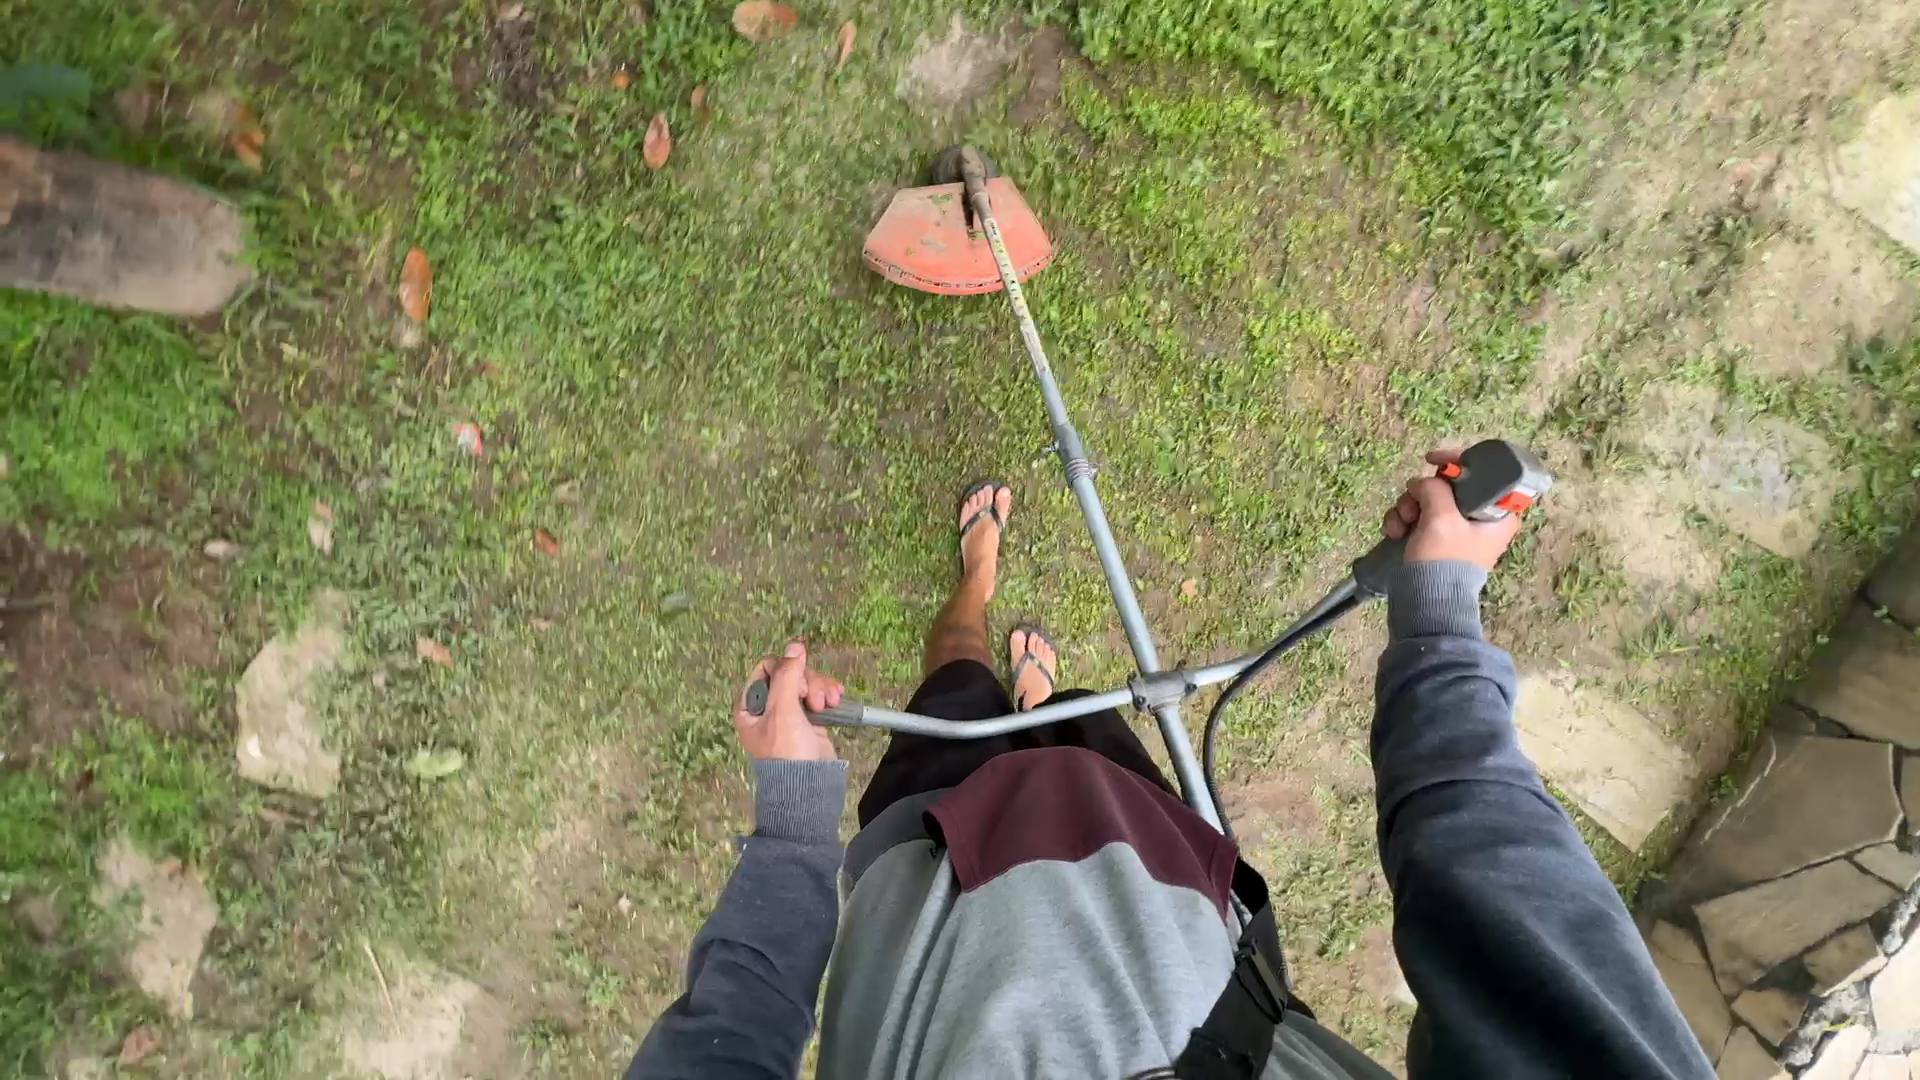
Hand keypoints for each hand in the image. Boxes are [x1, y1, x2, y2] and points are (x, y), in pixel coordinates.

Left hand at [733, 640, 840, 761]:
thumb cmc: (787, 751)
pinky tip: (836, 700)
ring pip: (807, 681)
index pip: (767, 668)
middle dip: (807, 682)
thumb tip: (794, 644)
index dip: (786, 670)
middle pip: (791, 672)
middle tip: (813, 700)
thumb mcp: (783, 711)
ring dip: (821, 687)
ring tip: (829, 703)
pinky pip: (818, 693)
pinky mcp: (809, 717)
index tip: (797, 687)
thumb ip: (788, 676)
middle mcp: (768, 705)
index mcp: (750, 704)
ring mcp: (790, 711)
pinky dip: (828, 693)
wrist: (808, 786)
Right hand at [1382, 449, 1523, 569]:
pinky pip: (1416, 516)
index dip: (1458, 461)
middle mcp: (1478, 517)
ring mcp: (1454, 529)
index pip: (1484, 472)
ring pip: (1426, 500)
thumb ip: (1434, 489)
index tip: (1431, 459)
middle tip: (1411, 506)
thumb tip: (1422, 482)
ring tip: (1398, 526)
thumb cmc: (1443, 560)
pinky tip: (1393, 533)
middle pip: (1447, 486)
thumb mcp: (1441, 519)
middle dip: (1421, 492)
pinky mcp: (1433, 539)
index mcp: (1497, 512)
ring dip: (1406, 507)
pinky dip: (1401, 521)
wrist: (1427, 600)